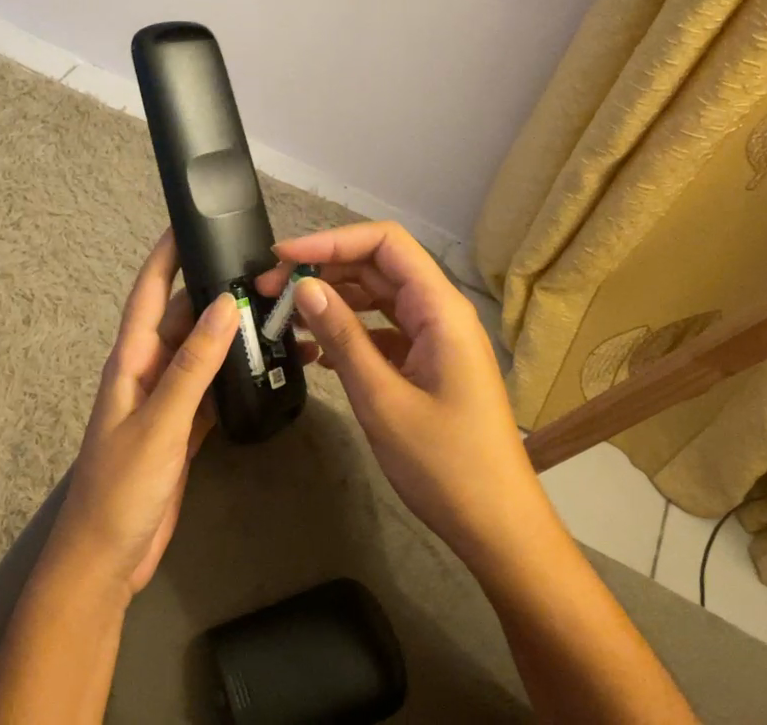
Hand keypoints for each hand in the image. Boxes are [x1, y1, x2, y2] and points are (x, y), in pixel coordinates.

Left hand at [48, 230, 237, 596]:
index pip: (150, 295)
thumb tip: (225, 304)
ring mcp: (166, 403)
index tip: (189, 222)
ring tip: (272, 311)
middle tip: (258, 268)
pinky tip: (263, 367)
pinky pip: (211, 391)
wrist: (108, 559)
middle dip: (212, 291)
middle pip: (183, 320)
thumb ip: (193, 365)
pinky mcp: (183, 430)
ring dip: (229, 334)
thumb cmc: (122, 487)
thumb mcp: (160, 422)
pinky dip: (234, 377)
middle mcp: (148, 373)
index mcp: (131, 362)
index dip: (165, 257)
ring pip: (201, 355)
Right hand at [256, 221, 535, 570]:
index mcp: (440, 310)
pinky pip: (383, 332)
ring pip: (378, 299)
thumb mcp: (382, 399)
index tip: (282, 257)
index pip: (385, 243)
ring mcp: (436, 340)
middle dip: (323, 270)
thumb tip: (303, 287)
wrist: (497, 525)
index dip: (331, 240)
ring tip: (284, 317)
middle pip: (378, 267)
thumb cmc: (444, 464)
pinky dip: (348, 334)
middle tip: (270, 290)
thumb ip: (343, 337)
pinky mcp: (428, 365)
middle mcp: (441, 314)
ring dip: (332, 302)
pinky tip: (316, 353)